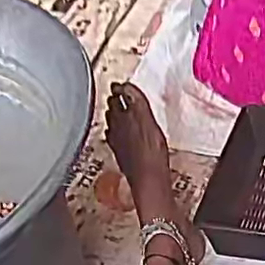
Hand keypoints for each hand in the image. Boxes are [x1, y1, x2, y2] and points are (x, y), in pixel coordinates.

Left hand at [103, 82, 170, 199]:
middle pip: (113, 105)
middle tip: (119, 94)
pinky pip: (113, 135)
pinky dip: (115, 130)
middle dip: (116, 99)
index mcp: (125, 114)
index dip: (122, 87)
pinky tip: (118, 132)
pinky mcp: (118, 152)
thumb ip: (137, 102)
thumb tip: (126, 87)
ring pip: (111, 119)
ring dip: (114, 113)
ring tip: (118, 110)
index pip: (121, 92)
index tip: (122, 85)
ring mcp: (117, 139)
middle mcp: (117, 124)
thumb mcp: (150, 121)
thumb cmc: (152, 153)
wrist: (148, 179)